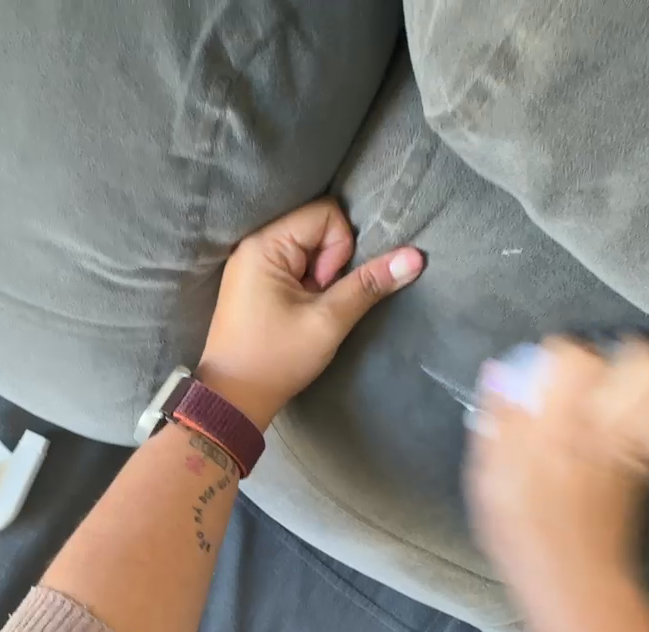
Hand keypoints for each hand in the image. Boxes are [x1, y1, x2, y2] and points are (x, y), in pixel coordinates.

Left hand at [198, 198, 424, 427]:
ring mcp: (251, 265)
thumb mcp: (328, 322)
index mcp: (264, 245)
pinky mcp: (254, 284)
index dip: (340, 249)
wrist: (233, 399)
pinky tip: (298, 314)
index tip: (324, 289)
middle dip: (329, 265)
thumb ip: (369, 285)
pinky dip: (305, 287)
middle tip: (316, 304)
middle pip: (316, 229)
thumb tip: (415, 257)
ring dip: (318, 280)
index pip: (325, 214)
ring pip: (307, 251)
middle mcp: (253, 245)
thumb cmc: (276, 359)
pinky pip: (292, 267)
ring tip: (306, 313)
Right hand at [464, 336, 648, 590]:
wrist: (569, 578)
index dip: (564, 351)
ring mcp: (632, 447)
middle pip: (639, 361)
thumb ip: (497, 421)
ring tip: (636, 382)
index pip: (574, 357)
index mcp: (556, 425)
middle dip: (627, 352)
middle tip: (607, 364)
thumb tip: (498, 374)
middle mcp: (601, 427)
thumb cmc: (519, 531)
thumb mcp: (487, 478)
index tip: (551, 364)